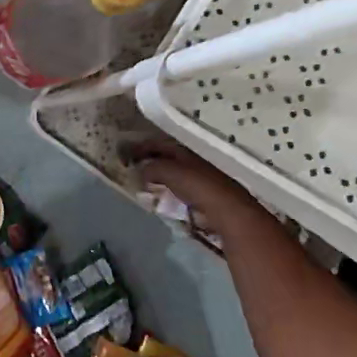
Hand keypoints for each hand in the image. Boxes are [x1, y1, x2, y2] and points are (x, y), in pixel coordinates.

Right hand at [126, 140, 268, 237]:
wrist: (230, 213)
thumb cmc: (199, 187)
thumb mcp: (169, 172)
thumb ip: (152, 167)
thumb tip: (139, 169)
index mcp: (188, 152)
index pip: (161, 143)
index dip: (143, 147)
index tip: (126, 153)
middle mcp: (197, 162)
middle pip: (169, 158)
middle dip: (152, 162)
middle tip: (134, 169)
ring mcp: (204, 180)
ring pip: (176, 175)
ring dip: (161, 179)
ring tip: (147, 186)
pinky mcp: (209, 198)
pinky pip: (183, 191)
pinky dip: (171, 192)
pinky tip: (165, 200)